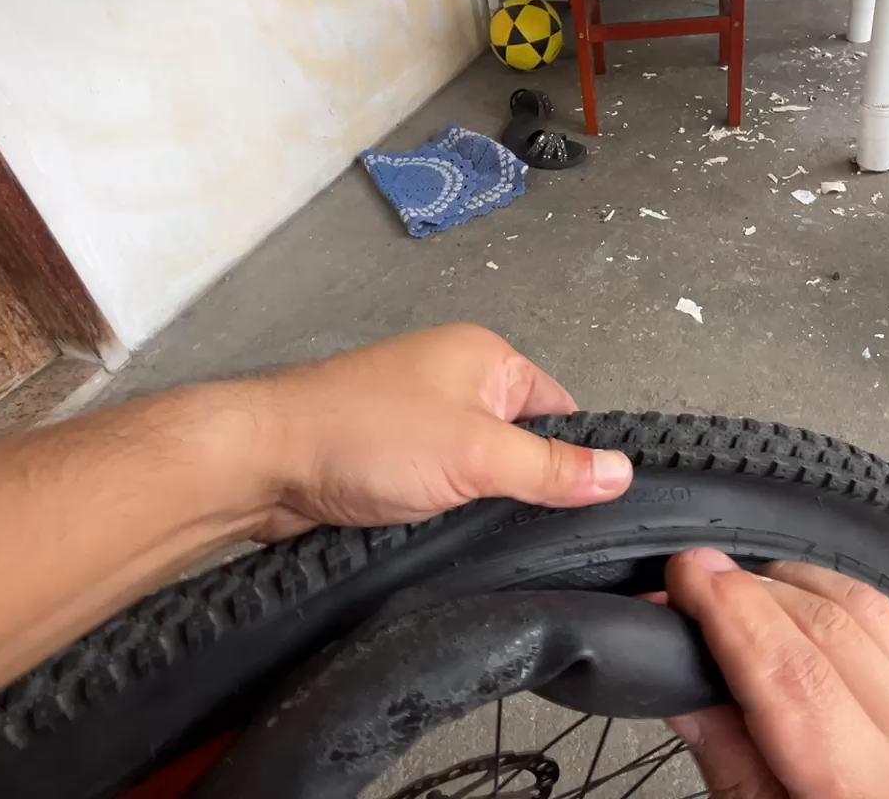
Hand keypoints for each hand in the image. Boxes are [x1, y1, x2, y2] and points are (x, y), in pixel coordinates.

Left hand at [235, 324, 630, 538]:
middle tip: (531, 529)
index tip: (581, 508)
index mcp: (488, 356)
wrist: (265, 462)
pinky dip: (452, 501)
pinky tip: (452, 531)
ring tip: (486, 530)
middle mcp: (458, 375)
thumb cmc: (373, 437)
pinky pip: (446, 474)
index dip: (573, 456)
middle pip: (522, 438)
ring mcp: (423, 412)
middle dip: (525, 481)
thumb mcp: (477, 454)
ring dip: (484, 495)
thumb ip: (551, 467)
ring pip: (482, 462)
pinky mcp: (395, 447)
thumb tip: (623, 472)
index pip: (559, 409)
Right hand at [662, 549, 888, 798]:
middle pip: (821, 625)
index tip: (685, 577)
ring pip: (854, 603)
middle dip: (743, 587)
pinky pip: (878, 616)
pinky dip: (820, 593)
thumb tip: (677, 675)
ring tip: (729, 591)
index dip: (729, 609)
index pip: (792, 672)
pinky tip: (785, 601)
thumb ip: (724, 756)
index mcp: (869, 795)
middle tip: (689, 580)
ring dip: (780, 583)